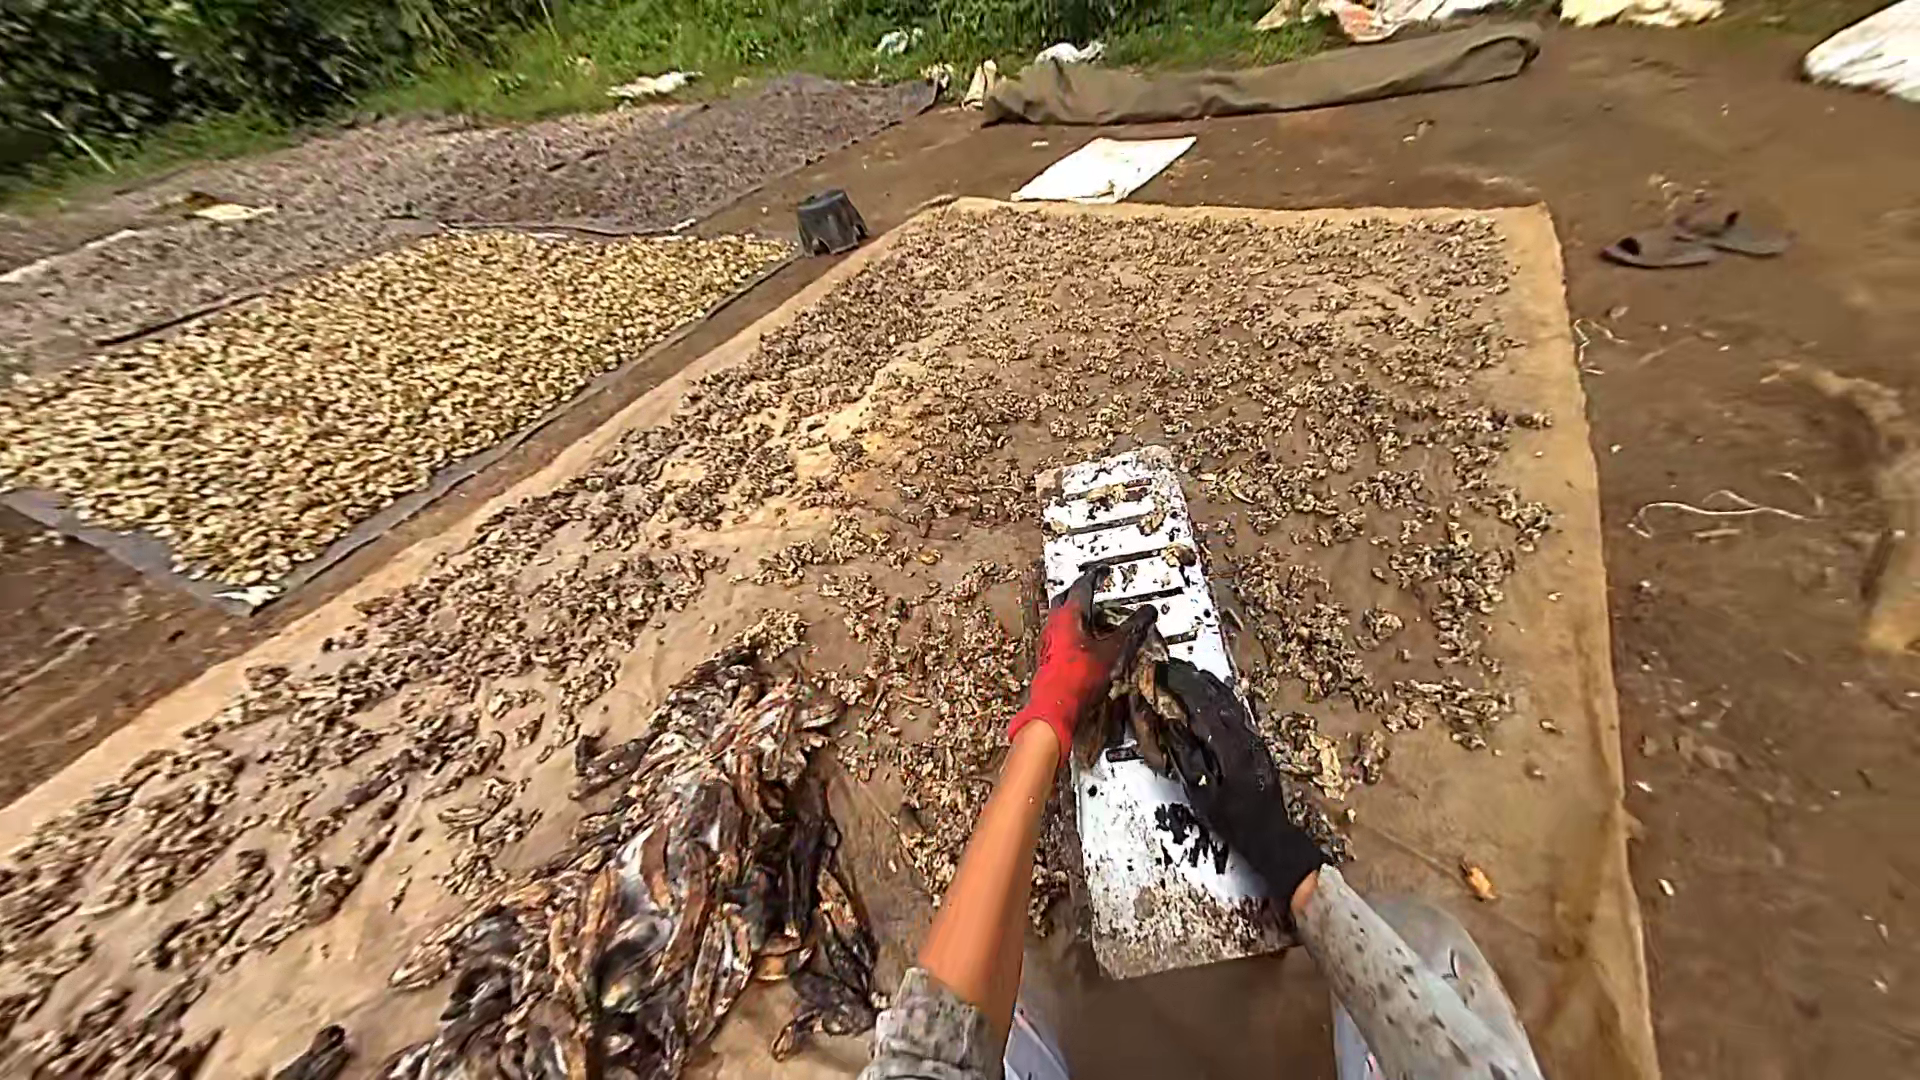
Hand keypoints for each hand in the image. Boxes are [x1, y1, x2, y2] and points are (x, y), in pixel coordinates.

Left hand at [1009, 570, 1154, 759]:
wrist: (1054, 707)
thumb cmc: (1078, 679)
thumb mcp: (1113, 652)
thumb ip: (1131, 631)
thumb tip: (1147, 614)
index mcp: (1069, 615)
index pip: (1082, 586)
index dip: (1095, 576)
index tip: (1103, 571)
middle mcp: (1054, 623)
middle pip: (1066, 596)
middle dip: (1081, 589)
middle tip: (1094, 585)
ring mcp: (1048, 638)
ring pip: (1060, 614)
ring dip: (1075, 608)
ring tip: (1091, 610)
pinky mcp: (1048, 654)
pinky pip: (1059, 630)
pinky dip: (1072, 626)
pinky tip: (1082, 638)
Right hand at [1160, 661, 1326, 913]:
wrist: (1272, 838)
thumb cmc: (1233, 821)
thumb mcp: (1202, 795)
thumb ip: (1187, 758)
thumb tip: (1171, 726)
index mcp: (1230, 750)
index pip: (1202, 709)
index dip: (1182, 688)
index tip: (1164, 674)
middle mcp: (1245, 739)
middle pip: (1217, 700)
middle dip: (1194, 681)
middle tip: (1173, 666)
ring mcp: (1254, 740)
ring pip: (1230, 703)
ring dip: (1209, 685)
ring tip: (1192, 670)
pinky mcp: (1257, 744)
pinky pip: (1238, 712)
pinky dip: (1223, 697)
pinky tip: (1217, 690)